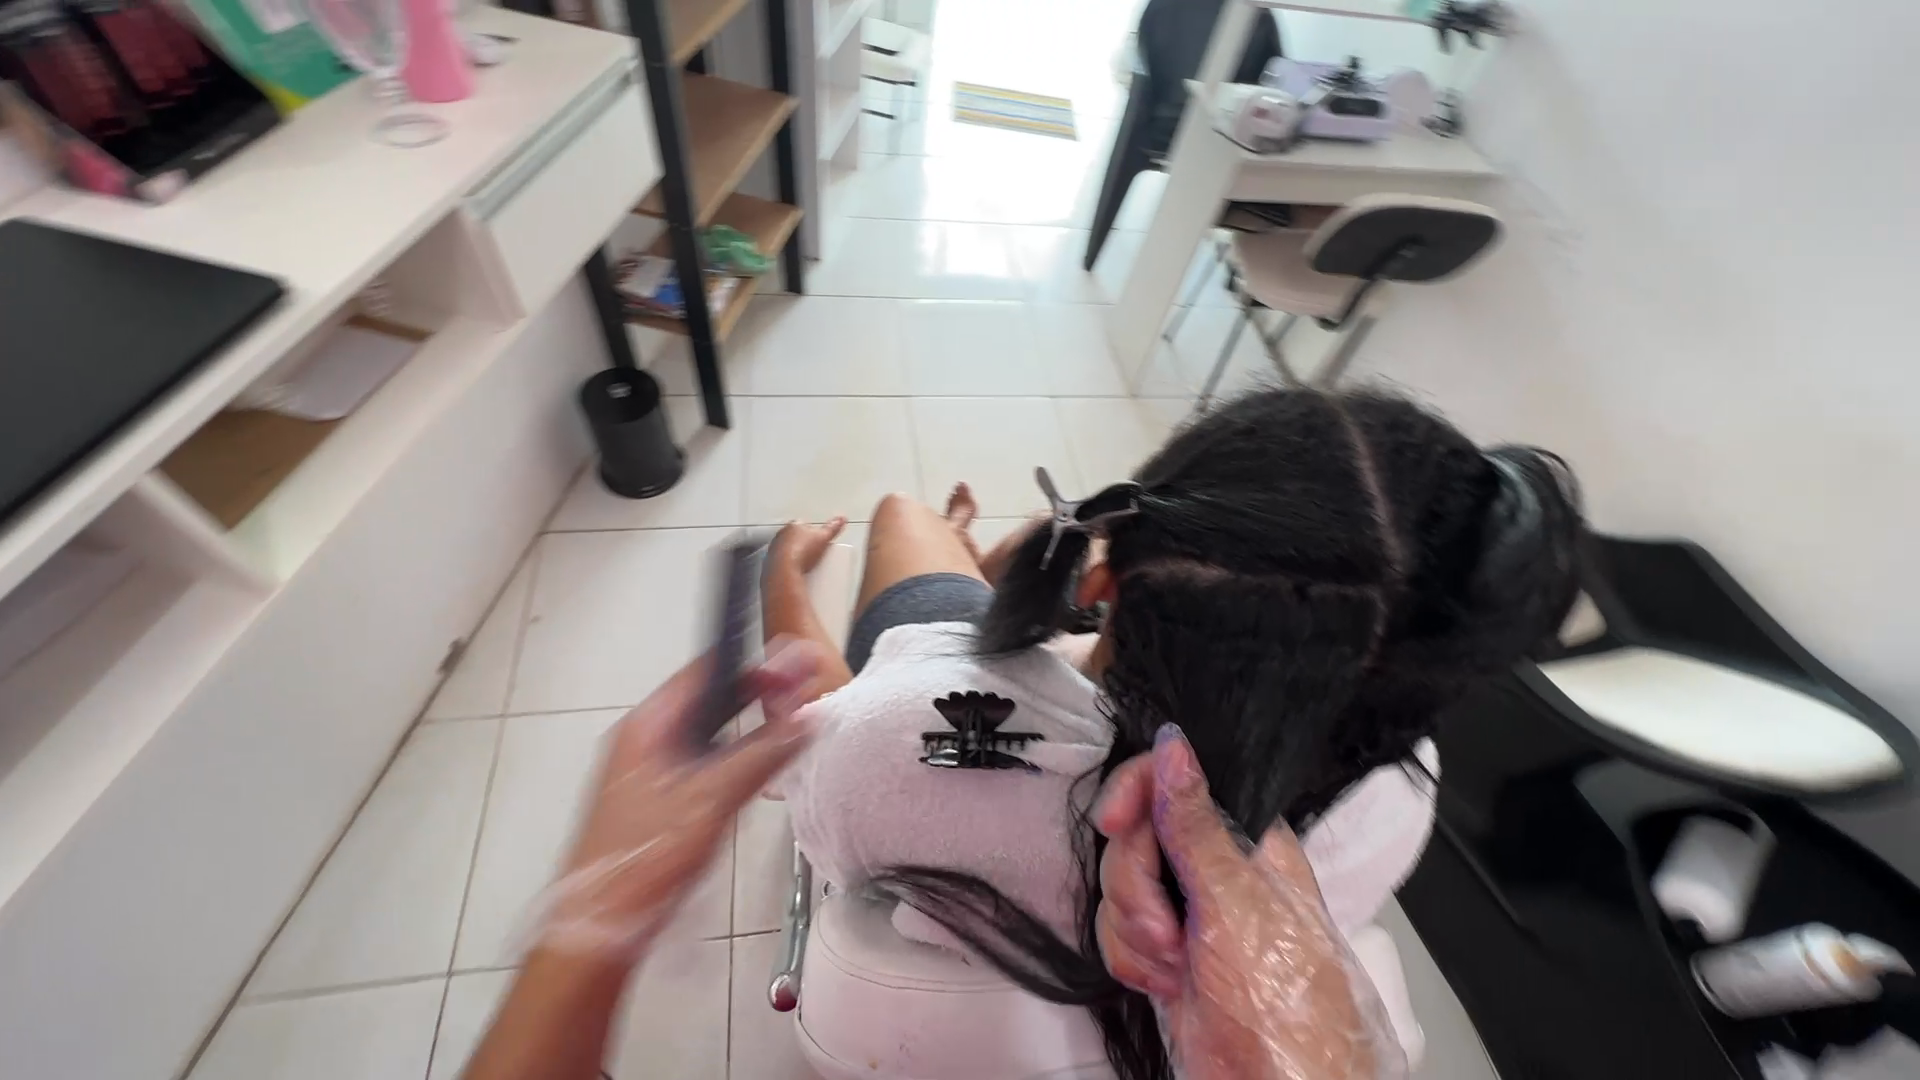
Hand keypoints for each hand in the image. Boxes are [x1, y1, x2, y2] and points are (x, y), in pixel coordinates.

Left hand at [535, 637, 830, 964]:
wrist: (598, 932)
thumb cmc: (647, 857)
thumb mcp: (711, 800)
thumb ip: (762, 753)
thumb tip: (808, 715)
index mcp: (648, 725)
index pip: (706, 671)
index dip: (753, 668)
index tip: (796, 676)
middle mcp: (645, 736)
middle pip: (709, 698)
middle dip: (756, 695)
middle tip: (800, 702)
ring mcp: (649, 767)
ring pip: (708, 730)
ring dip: (748, 725)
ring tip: (789, 728)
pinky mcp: (657, 794)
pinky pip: (704, 757)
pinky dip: (735, 753)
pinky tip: (761, 765)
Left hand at [770, 517, 846, 573]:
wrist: (785, 571)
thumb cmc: (803, 551)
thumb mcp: (823, 538)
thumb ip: (833, 528)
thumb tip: (843, 518)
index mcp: (793, 525)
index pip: (803, 524)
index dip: (812, 531)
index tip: (819, 540)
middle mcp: (780, 535)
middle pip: (794, 536)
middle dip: (802, 542)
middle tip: (815, 553)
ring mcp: (773, 549)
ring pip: (785, 549)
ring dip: (793, 554)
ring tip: (806, 565)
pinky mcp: (769, 563)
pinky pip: (780, 562)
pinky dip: (787, 565)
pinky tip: (796, 572)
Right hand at [1093, 726, 1405, 1079]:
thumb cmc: (1276, 995)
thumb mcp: (1234, 903)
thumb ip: (1194, 822)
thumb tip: (1172, 740)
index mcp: (1242, 836)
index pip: (1171, 778)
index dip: (1135, 793)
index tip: (1114, 824)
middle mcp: (1209, 862)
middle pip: (1133, 833)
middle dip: (1137, 885)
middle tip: (1167, 930)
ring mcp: (1182, 905)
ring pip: (1117, 882)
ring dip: (1134, 929)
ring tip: (1172, 965)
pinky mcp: (1159, 945)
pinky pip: (1114, 926)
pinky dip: (1128, 957)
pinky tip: (1162, 983)